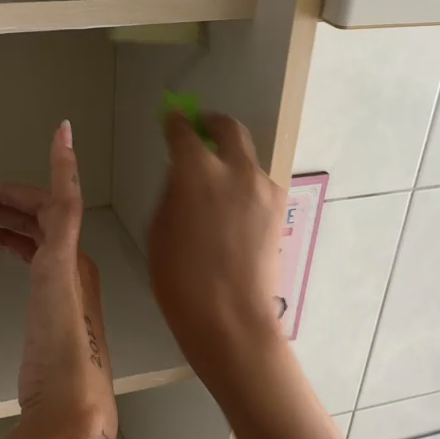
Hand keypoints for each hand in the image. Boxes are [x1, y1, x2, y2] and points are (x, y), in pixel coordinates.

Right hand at [0, 121, 114, 428]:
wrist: (70, 403)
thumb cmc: (65, 342)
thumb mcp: (59, 269)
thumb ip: (63, 214)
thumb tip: (68, 156)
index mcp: (77, 256)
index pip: (57, 201)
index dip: (49, 170)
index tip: (49, 138)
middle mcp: (74, 268)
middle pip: (43, 220)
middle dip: (13, 200)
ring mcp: (61, 291)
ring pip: (35, 241)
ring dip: (10, 223)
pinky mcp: (47, 314)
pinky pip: (28, 265)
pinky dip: (13, 249)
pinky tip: (0, 253)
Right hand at [148, 112, 286, 376]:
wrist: (230, 317)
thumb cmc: (180, 280)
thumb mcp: (160, 230)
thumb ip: (173, 192)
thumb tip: (183, 176)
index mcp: (197, 171)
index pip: (184, 131)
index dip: (175, 123)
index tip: (170, 121)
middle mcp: (236, 169)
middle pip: (228, 129)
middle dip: (212, 124)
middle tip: (200, 130)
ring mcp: (263, 188)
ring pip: (246, 159)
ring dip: (230, 160)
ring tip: (216, 183)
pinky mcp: (279, 209)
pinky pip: (258, 185)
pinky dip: (244, 187)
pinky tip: (232, 212)